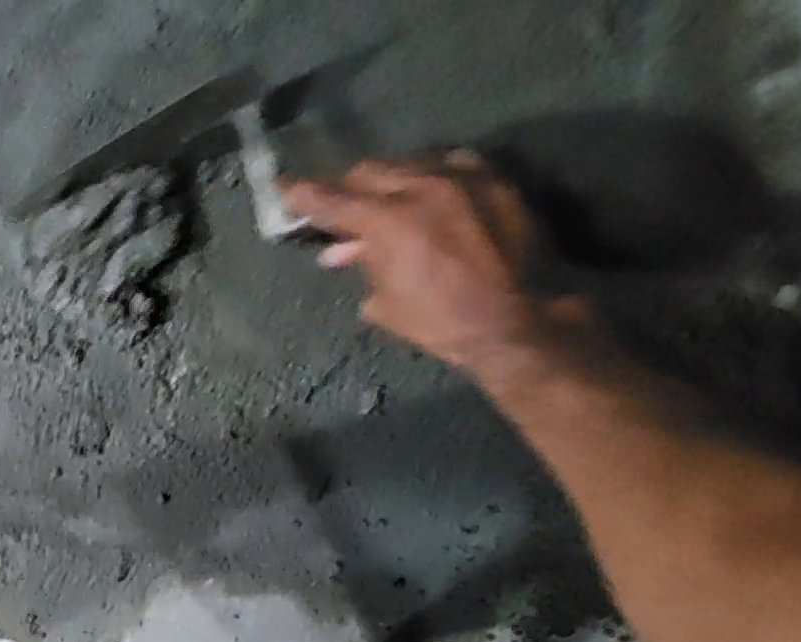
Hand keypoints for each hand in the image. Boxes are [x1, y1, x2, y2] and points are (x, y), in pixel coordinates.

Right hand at [282, 152, 589, 369]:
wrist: (518, 316)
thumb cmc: (440, 320)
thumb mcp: (385, 302)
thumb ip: (362, 266)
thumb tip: (340, 251)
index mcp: (387, 221)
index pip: (330, 199)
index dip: (301, 195)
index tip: (282, 188)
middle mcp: (421, 186)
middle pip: (368, 171)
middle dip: (347, 188)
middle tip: (338, 206)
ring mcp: (461, 176)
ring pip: (408, 162)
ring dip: (389, 180)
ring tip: (385, 200)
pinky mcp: (493, 177)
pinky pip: (449, 162)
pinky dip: (429, 175)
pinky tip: (429, 192)